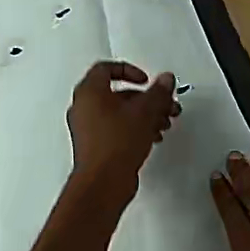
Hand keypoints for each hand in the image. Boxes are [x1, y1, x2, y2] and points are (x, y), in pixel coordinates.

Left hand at [66, 62, 179, 198]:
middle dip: (144, 97)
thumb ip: (157, 92)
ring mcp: (88, 129)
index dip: (129, 70)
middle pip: (117, 93)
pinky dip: (134, 129)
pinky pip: (116, 130)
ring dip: (143, 115)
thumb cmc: (112, 147)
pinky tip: (150, 137)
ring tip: (161, 121)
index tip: (144, 79)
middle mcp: (84, 109)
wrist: (104, 181)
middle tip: (160, 102)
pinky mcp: (96, 146)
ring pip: (118, 113)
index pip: (106, 69)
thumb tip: (164, 81)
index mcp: (89, 92)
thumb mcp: (144, 111)